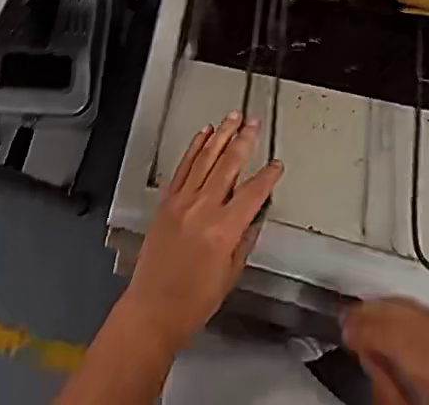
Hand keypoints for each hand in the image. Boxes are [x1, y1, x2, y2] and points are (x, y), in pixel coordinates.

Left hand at [123, 111, 283, 348]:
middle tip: (254, 123)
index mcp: (223, 230)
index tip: (276, 166)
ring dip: (221, 135)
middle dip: (244, 140)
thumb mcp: (230, 273)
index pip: (253, 193)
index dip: (268, 176)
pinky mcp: (166, 202)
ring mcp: (181, 202)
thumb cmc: (192, 301)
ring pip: (205, 158)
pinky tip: (203, 135)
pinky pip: (183, 167)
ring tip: (232, 118)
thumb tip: (254, 215)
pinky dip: (194, 147)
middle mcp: (201, 210)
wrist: (152, 310)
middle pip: (228, 164)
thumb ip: (244, 239)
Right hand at [342, 297, 428, 404]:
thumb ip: (390, 391)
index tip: (344, 326)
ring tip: (368, 316)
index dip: (362, 325)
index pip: (393, 331)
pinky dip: (414, 315)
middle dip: (373, 312)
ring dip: (391, 310)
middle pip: (407, 313)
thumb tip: (371, 359)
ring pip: (422, 310)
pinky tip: (400, 322)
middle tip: (349, 317)